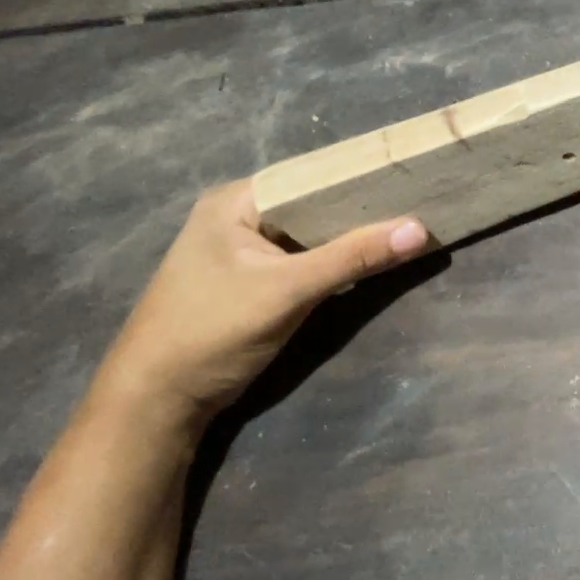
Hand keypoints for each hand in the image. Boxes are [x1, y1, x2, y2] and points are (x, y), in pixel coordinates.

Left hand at [92, 180, 428, 426]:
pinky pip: (312, 254)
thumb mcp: (288, 291)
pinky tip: (379, 255)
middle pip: (318, 201)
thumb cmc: (210, 333)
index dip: (363, 173)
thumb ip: (354, 257)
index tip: (415, 175)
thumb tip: (420, 228)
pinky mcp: (259, 278)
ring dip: (357, 234)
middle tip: (423, 201)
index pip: (313, 173)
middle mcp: (242, 216)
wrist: (156, 406)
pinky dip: (343, 256)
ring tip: (412, 223)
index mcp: (236, 202)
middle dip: (366, 206)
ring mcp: (249, 249)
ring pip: (317, 230)